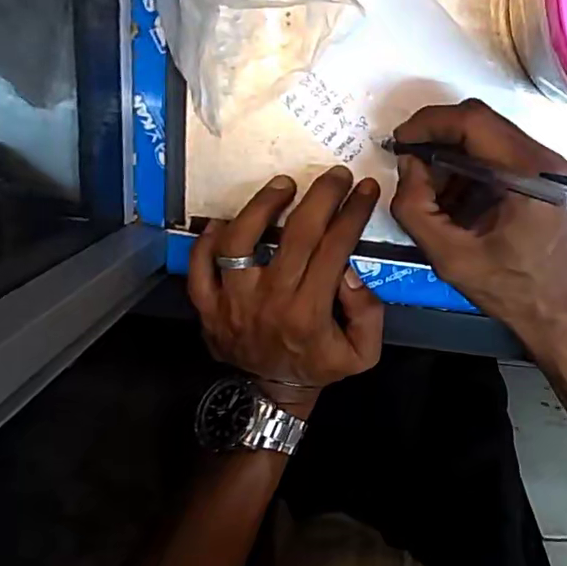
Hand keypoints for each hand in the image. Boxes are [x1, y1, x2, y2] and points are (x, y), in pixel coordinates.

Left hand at [189, 167, 384, 410]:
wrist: (272, 390)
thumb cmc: (318, 366)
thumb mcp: (362, 353)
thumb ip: (367, 312)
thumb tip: (350, 269)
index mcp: (308, 312)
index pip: (334, 249)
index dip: (353, 213)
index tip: (365, 189)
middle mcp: (269, 300)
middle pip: (296, 235)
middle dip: (322, 197)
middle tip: (335, 175)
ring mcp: (231, 301)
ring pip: (240, 241)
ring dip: (261, 206)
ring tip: (283, 186)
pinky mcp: (207, 305)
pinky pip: (198, 266)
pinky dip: (206, 240)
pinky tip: (225, 221)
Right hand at [390, 100, 566, 338]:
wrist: (550, 308)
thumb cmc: (505, 287)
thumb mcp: (448, 256)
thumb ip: (416, 208)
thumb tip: (407, 164)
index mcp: (527, 173)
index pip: (473, 121)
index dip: (429, 123)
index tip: (399, 141)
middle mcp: (541, 158)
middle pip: (478, 122)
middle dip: (435, 138)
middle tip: (407, 165)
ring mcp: (542, 164)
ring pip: (483, 136)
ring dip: (448, 156)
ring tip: (429, 193)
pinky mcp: (537, 173)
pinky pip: (491, 153)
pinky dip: (463, 168)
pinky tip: (450, 200)